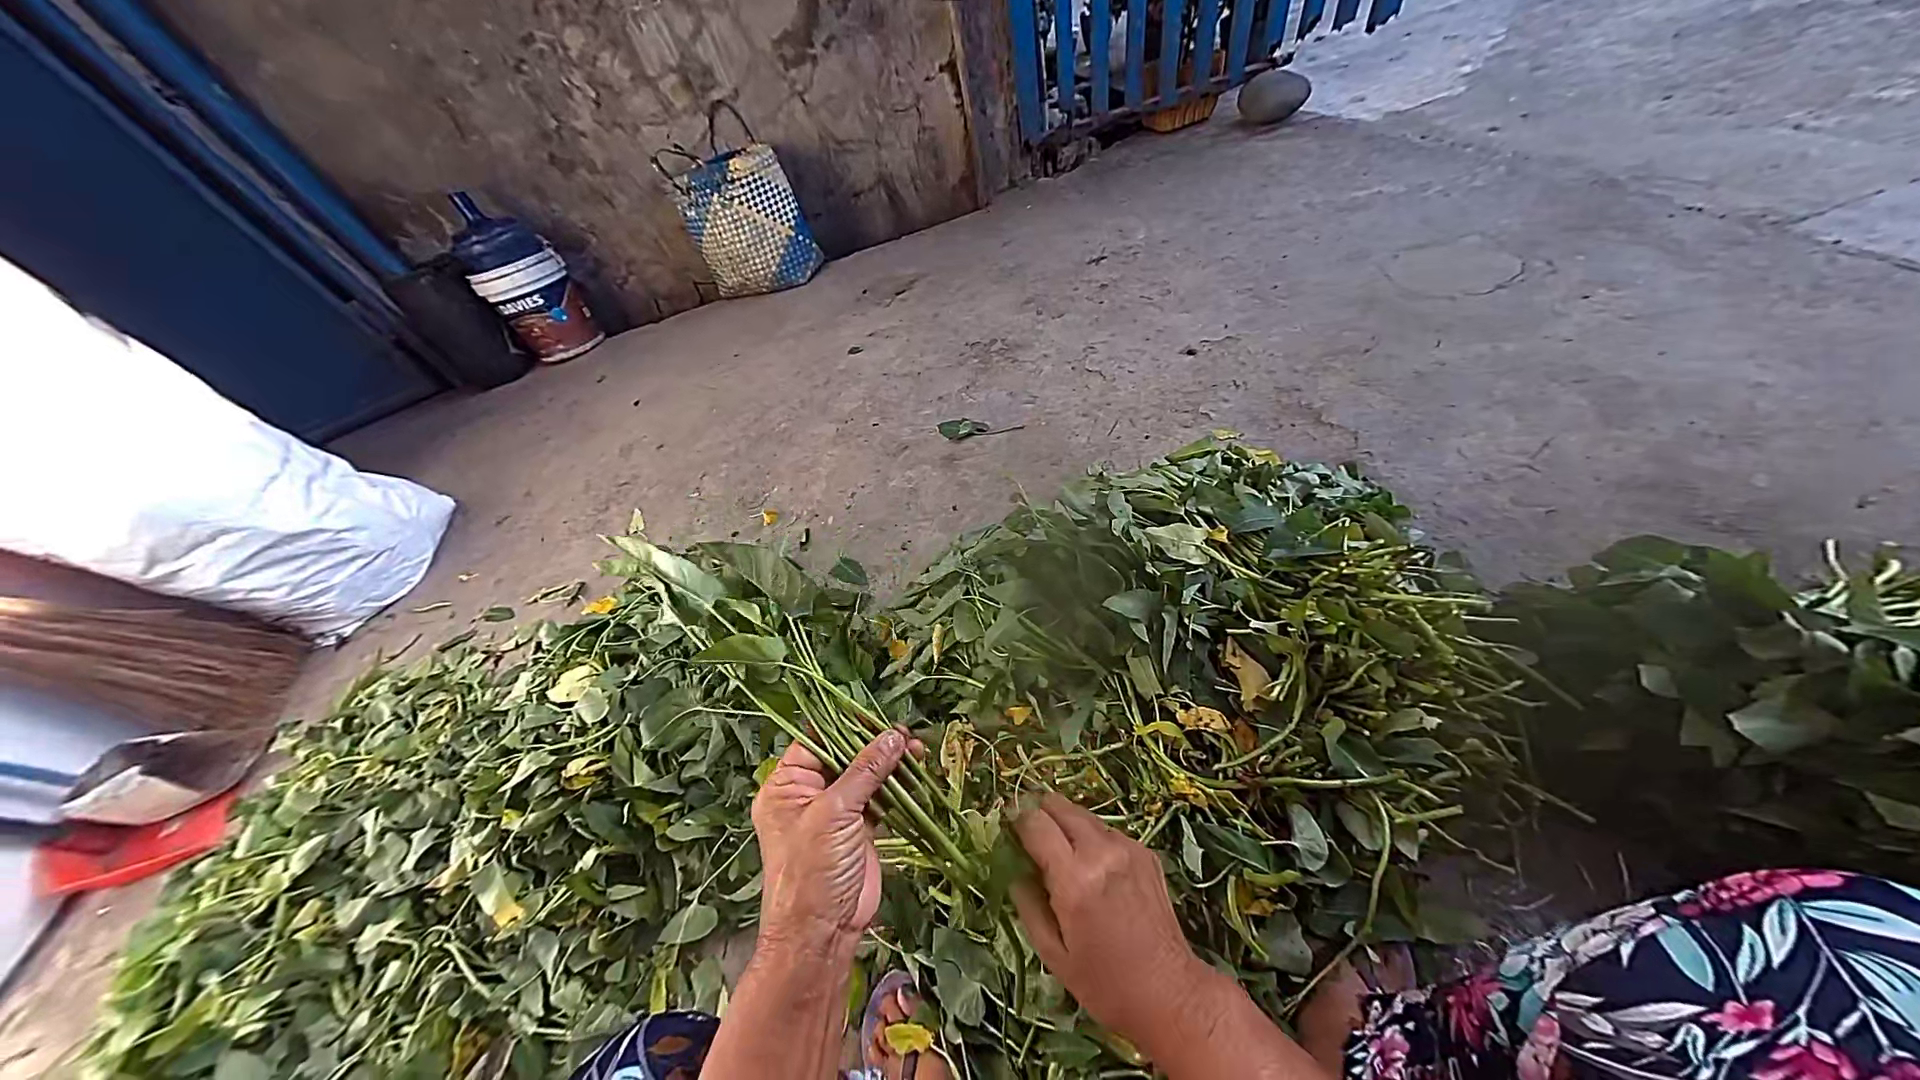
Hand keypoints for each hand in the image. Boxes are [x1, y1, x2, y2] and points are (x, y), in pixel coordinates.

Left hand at [751, 729, 913, 955]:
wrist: (822, 933)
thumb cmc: (812, 871)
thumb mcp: (834, 812)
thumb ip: (865, 770)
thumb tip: (893, 736)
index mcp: (786, 785)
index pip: (815, 740)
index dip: (844, 725)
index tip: (875, 715)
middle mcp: (808, 794)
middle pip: (844, 756)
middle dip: (874, 744)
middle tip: (903, 734)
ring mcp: (835, 812)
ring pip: (866, 776)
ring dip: (891, 764)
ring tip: (917, 751)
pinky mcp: (859, 828)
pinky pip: (879, 798)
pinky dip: (898, 787)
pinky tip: (916, 775)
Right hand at [1010, 794, 1216, 1047]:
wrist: (1171, 994)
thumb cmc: (1105, 984)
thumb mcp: (1052, 953)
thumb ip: (1026, 902)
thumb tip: (1011, 867)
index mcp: (1075, 878)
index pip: (1034, 822)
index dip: (1015, 821)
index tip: (1006, 831)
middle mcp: (1102, 851)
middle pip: (1058, 805)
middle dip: (1038, 813)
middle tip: (1027, 836)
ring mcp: (1127, 847)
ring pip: (1082, 813)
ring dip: (1064, 823)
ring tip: (1058, 853)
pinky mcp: (1145, 852)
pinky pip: (1106, 830)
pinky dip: (1089, 837)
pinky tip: (1091, 867)